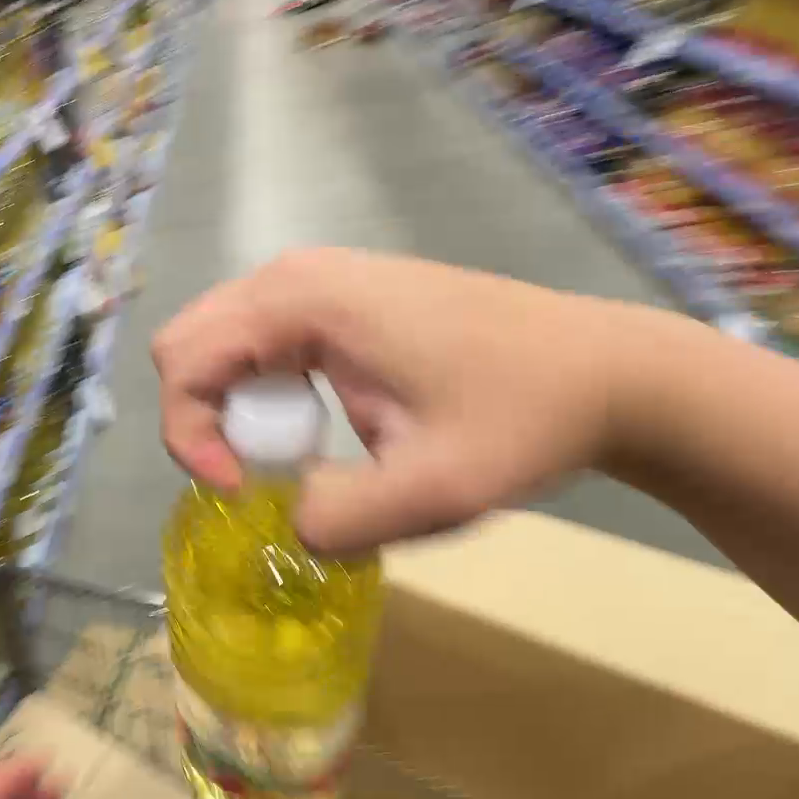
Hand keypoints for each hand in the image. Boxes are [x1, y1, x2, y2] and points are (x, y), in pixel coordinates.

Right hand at [151, 249, 686, 553]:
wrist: (612, 372)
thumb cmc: (528, 419)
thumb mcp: (441, 490)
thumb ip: (344, 519)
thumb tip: (286, 525)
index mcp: (301, 300)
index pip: (185, 361)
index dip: (190, 434)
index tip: (242, 490)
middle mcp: (291, 273)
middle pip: (185, 344)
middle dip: (200, 417)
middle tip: (256, 470)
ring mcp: (310, 277)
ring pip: (211, 341)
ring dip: (226, 405)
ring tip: (291, 448)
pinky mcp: (329, 295)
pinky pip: (251, 340)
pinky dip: (254, 389)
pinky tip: (310, 417)